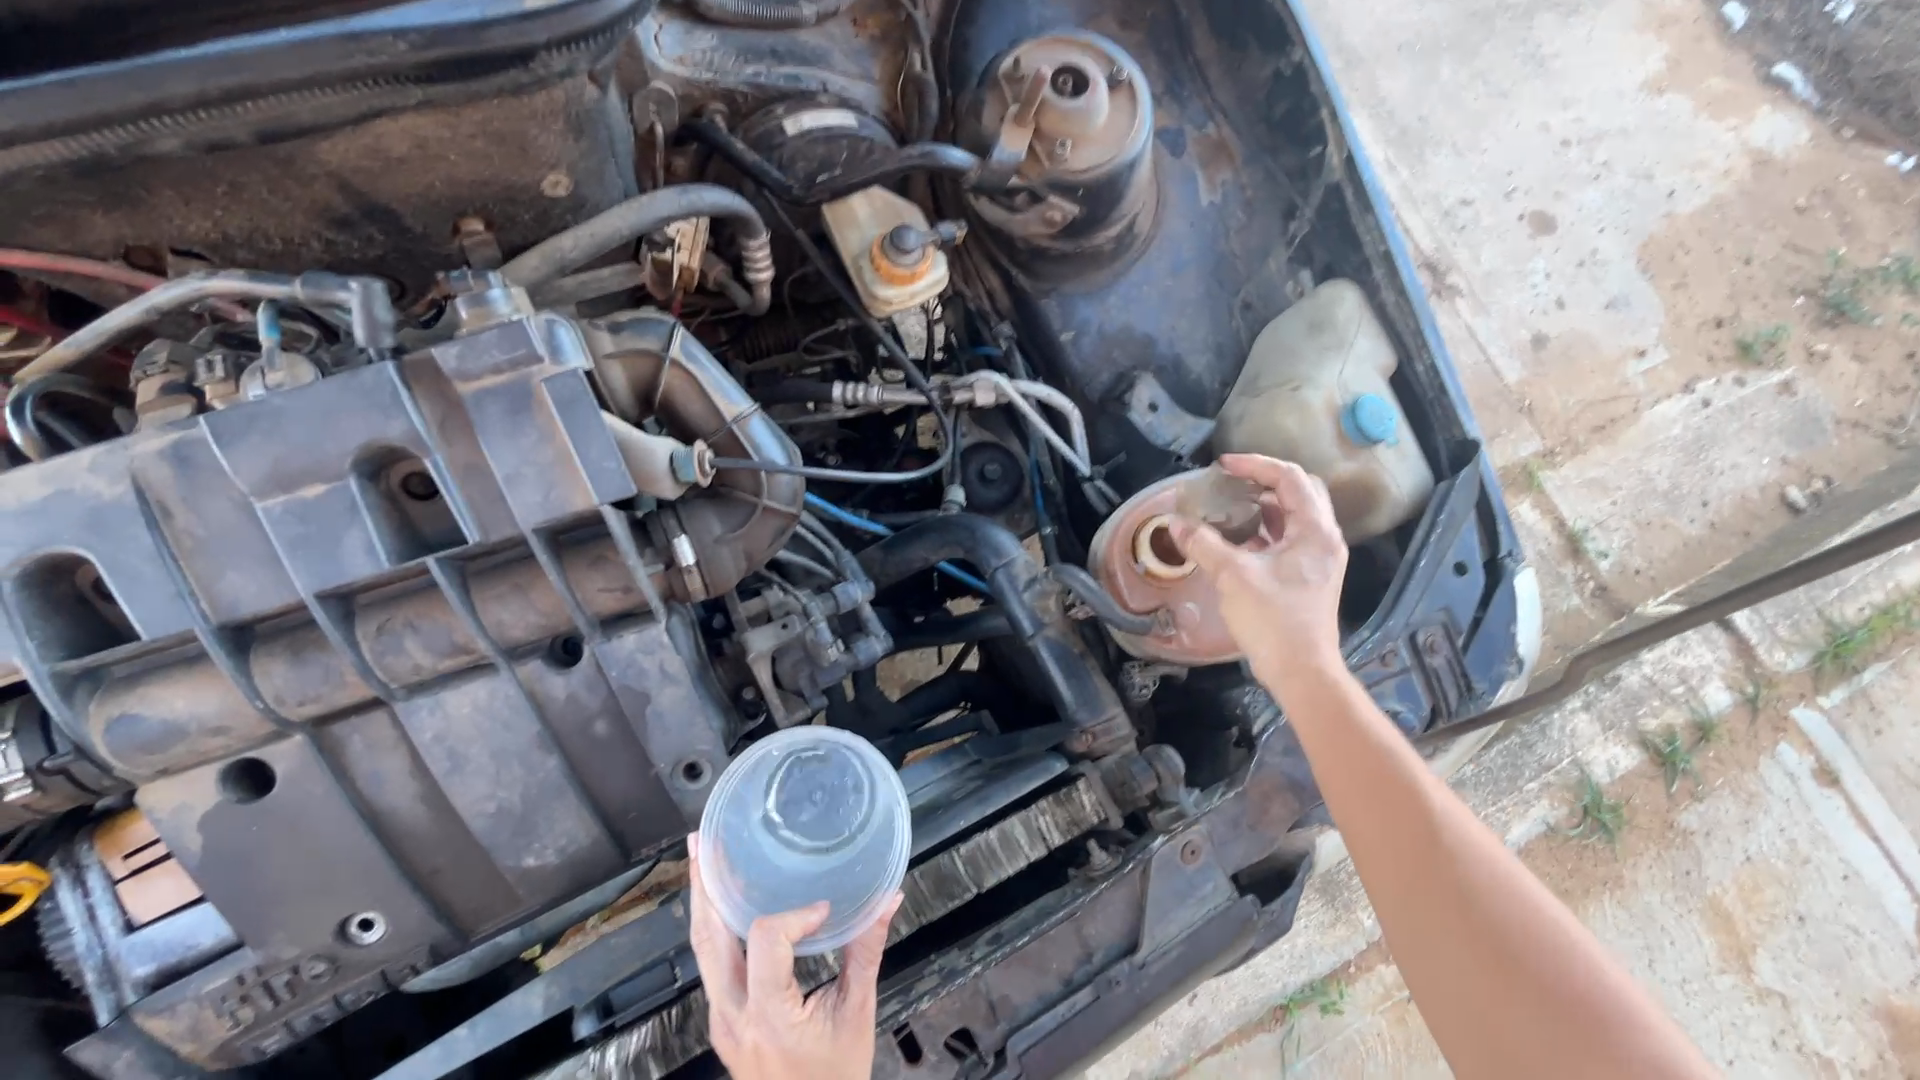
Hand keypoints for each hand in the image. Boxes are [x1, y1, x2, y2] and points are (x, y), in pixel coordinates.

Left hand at [687, 834, 902, 1079]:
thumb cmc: (835, 1077)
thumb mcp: (857, 1014)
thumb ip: (867, 953)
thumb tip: (888, 899)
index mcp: (770, 1015)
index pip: (766, 941)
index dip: (794, 915)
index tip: (823, 910)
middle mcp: (733, 1015)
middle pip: (708, 940)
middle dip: (704, 886)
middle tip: (702, 841)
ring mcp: (720, 1019)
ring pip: (701, 951)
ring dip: (703, 902)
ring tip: (702, 858)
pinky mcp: (722, 1019)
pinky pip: (710, 965)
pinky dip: (713, 926)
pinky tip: (722, 902)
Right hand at [1171, 454, 1348, 686]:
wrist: (1300, 671)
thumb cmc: (1274, 620)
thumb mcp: (1233, 576)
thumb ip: (1204, 544)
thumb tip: (1175, 523)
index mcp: (1315, 531)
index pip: (1290, 478)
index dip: (1256, 465)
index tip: (1223, 465)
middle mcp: (1324, 540)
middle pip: (1299, 492)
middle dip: (1264, 481)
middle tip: (1231, 481)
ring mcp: (1318, 560)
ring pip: (1294, 517)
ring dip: (1263, 506)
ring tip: (1230, 505)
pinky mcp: (1308, 577)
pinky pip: (1287, 539)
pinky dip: (1264, 530)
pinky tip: (1237, 538)